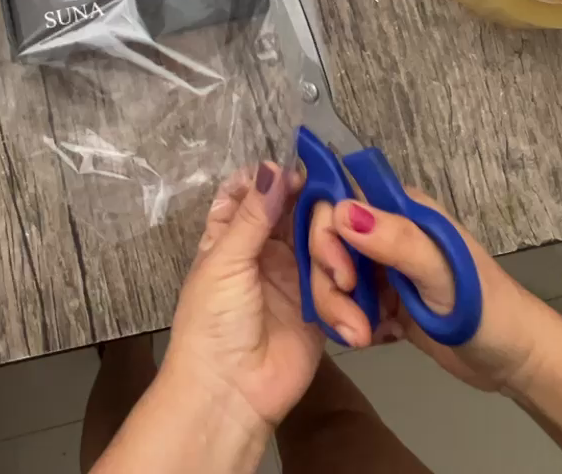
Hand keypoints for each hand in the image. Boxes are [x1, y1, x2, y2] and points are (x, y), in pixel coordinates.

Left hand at [159, 162, 323, 433]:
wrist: (231, 393)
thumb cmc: (212, 322)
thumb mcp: (226, 261)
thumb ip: (253, 215)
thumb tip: (272, 168)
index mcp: (231, 233)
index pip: (252, 191)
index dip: (272, 179)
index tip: (295, 176)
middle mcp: (264, 248)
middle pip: (294, 211)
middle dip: (313, 211)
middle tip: (329, 217)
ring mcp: (293, 275)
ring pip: (320, 240)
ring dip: (330, 249)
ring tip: (336, 270)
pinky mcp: (318, 304)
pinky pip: (338, 279)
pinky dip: (344, 280)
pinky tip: (348, 282)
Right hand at [304, 188, 557, 392]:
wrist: (514, 362)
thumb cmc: (486, 309)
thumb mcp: (443, 273)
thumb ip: (396, 241)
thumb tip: (341, 211)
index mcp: (397, 210)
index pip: (336, 201)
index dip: (325, 234)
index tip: (342, 275)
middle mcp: (381, 231)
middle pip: (326, 242)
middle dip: (330, 284)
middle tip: (352, 323)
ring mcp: (378, 266)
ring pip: (329, 275)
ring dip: (337, 309)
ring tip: (363, 338)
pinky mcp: (379, 299)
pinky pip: (343, 303)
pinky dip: (348, 322)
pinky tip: (375, 338)